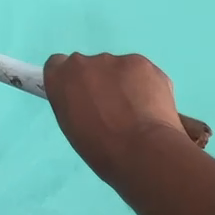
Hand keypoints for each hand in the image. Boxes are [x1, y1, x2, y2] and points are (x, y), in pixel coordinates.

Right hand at [43, 52, 202, 184]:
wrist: (144, 153)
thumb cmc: (103, 151)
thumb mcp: (74, 129)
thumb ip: (74, 106)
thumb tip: (87, 106)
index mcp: (58, 78)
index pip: (59, 67)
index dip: (73, 81)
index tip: (85, 96)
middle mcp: (80, 62)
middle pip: (90, 68)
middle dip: (102, 84)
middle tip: (117, 111)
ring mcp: (112, 60)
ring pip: (119, 70)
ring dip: (127, 86)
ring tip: (141, 115)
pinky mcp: (141, 63)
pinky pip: (143, 73)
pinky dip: (149, 87)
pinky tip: (155, 109)